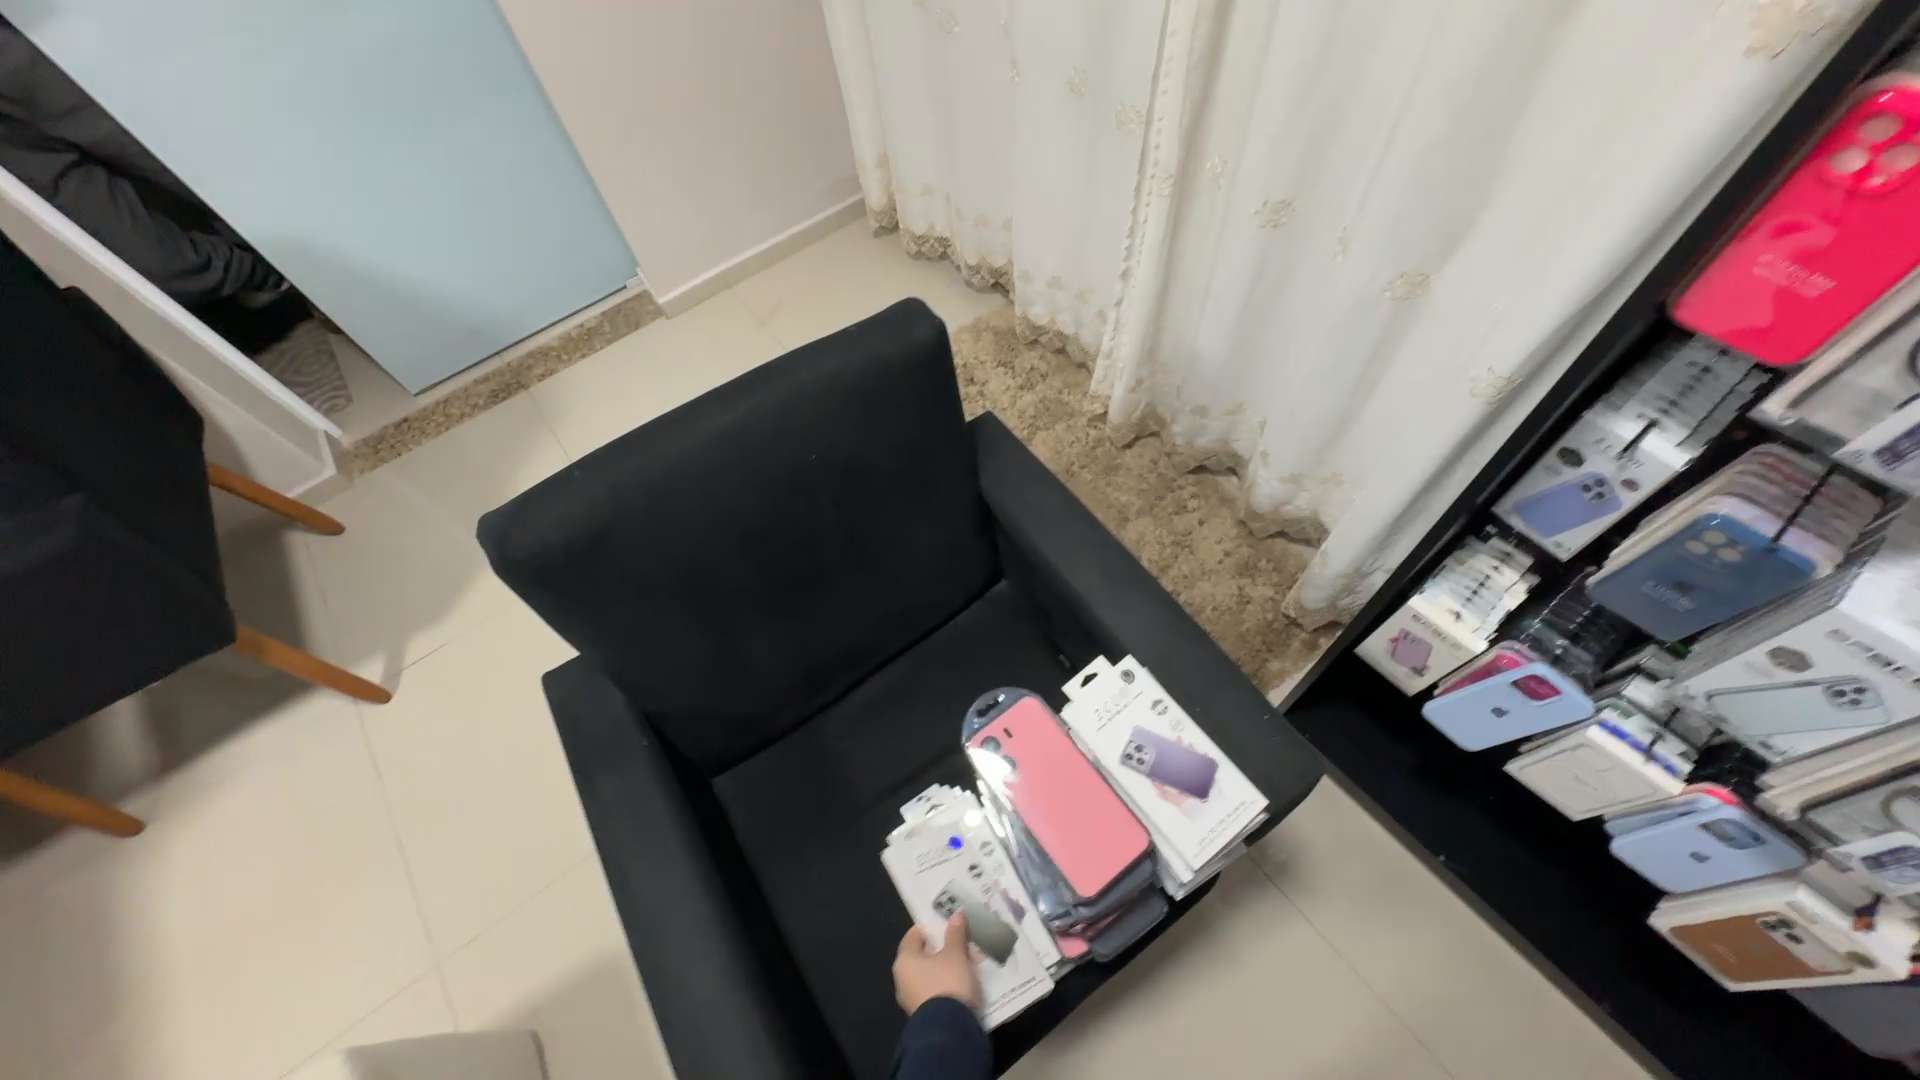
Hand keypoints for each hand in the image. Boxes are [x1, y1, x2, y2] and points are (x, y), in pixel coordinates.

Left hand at [893, 912, 982, 1014]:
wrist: (949, 1031)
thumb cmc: (948, 982)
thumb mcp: (956, 954)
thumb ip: (955, 934)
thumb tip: (956, 914)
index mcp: (904, 961)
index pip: (913, 936)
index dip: (929, 928)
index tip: (945, 924)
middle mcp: (902, 980)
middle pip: (922, 957)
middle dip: (941, 949)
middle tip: (959, 941)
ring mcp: (912, 1000)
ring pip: (929, 976)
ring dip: (945, 968)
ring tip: (966, 962)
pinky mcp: (924, 1016)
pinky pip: (934, 992)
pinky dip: (946, 985)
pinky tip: (962, 983)